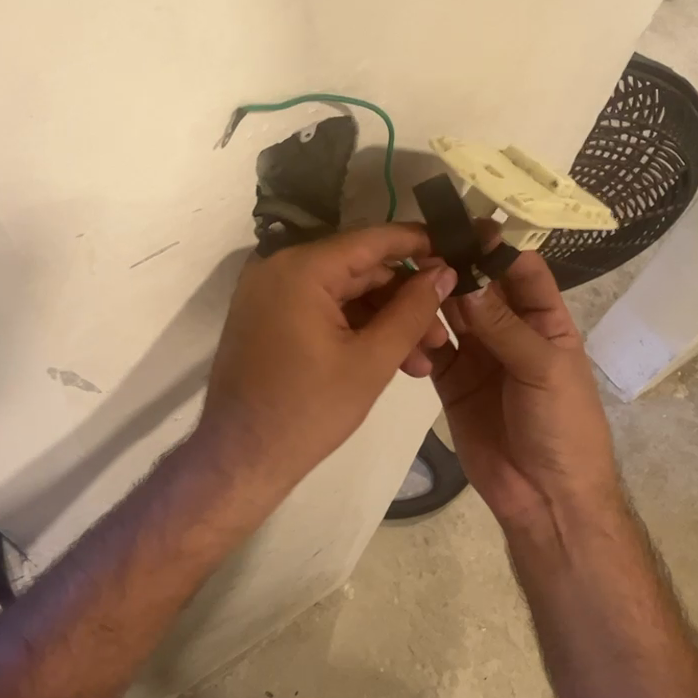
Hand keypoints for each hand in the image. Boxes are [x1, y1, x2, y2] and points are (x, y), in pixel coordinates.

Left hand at [197, 224, 457, 497]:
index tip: (457, 251)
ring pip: (343, 293)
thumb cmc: (308, 411)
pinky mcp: (266, 317)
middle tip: (444, 329)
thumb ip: (413, 310)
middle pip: (359, 269)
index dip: (419, 243)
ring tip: (425, 359)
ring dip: (385, 321)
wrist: (241, 458)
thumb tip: (445, 271)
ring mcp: (268, 293)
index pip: (372, 239)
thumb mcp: (371, 361)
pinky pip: (320, 309)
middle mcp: (278, 267)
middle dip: (406, 299)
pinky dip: (354, 330)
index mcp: (301, 268)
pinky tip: (392, 360)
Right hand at [429, 240, 619, 533]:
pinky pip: (431, 350)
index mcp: (545, 322)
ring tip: (406, 285)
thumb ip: (504, 327)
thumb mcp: (544, 369)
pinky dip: (417, 337)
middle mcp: (510, 332)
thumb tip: (467, 283)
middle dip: (456, 269)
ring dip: (432, 300)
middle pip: (480, 289)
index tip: (465, 227)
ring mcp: (478, 357)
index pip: (522, 272)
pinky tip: (404, 328)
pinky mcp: (450, 382)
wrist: (546, 496)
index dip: (497, 248)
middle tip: (421, 251)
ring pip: (451, 315)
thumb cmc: (563, 426)